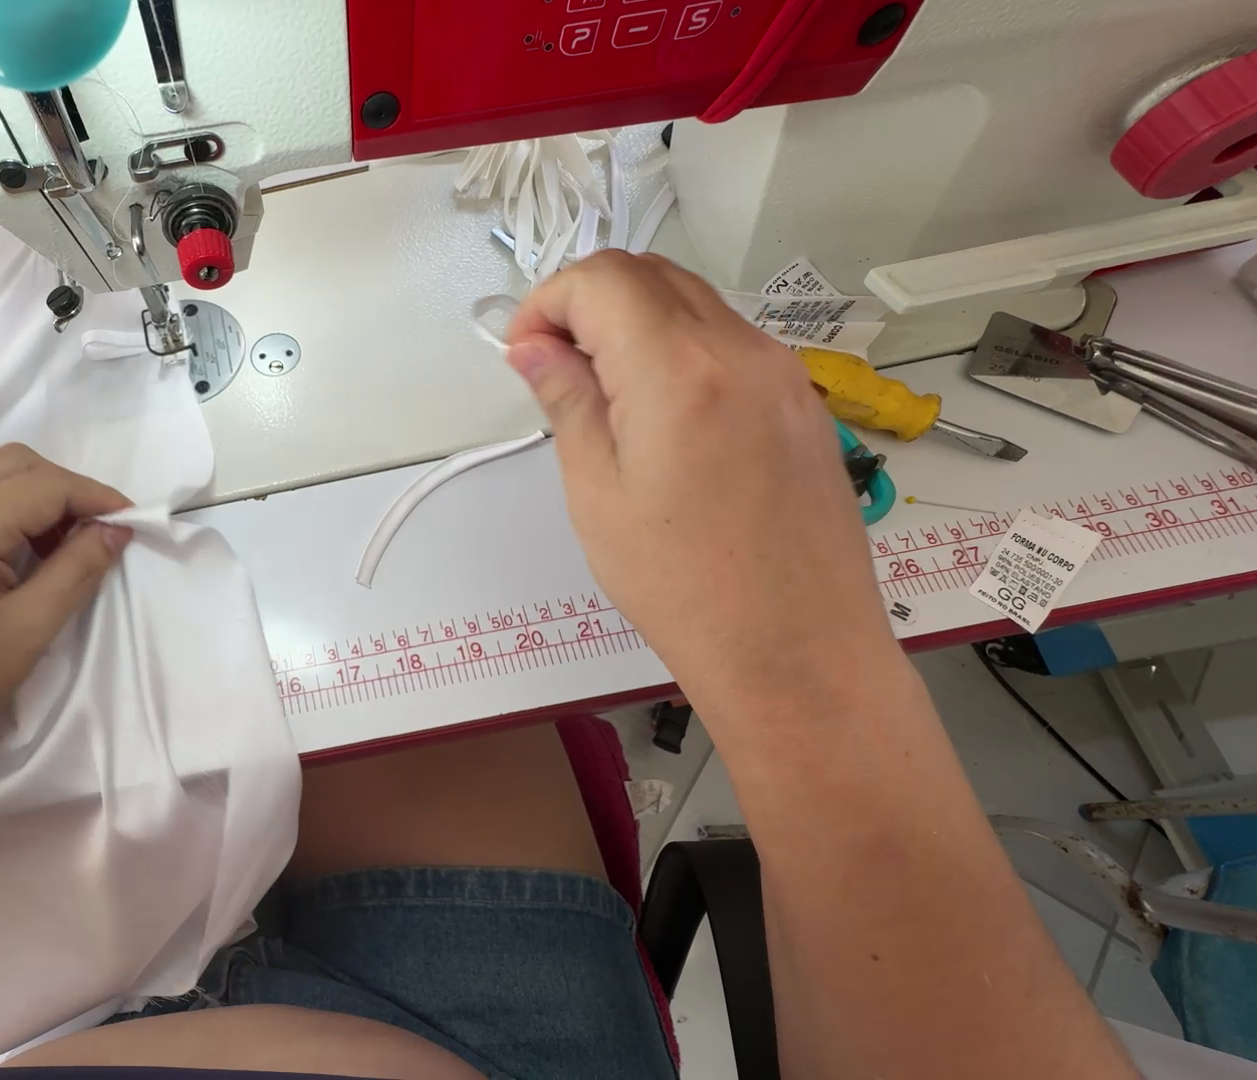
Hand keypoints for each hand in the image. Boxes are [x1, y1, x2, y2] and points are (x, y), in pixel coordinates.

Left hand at [0, 444, 132, 744]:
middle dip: (68, 489)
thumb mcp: (29, 630)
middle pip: (17, 464)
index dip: (96, 497)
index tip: (134, 522)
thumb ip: (77, 569)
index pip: (44, 485)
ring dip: (39, 498)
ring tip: (65, 548)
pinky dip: (10, 510)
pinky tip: (25, 554)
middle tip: (98, 534)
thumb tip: (115, 530)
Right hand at [504, 252, 898, 708]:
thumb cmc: (680, 583)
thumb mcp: (596, 491)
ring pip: (690, 301)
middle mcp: (741, 349)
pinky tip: (654, 411)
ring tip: (598, 395)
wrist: (794, 647)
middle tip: (551, 367)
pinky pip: (726, 340)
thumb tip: (533, 348)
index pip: (601, 280)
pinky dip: (674, 347)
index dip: (546, 302)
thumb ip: (567, 400)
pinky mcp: (800, 399)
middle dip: (584, 303)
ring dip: (629, 322)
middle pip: (648, 274)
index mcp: (678, 370)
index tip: (522, 353)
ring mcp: (782, 371)